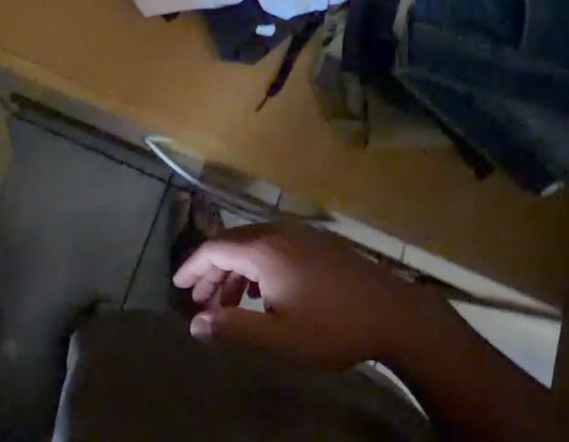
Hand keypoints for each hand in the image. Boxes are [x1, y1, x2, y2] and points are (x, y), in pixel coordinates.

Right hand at [171, 221, 453, 369]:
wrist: (391, 312)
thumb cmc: (331, 327)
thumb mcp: (278, 337)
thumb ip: (233, 327)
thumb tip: (194, 323)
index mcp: (263, 250)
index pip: (214, 248)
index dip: (192, 266)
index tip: (177, 286)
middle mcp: (278, 233)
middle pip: (232, 243)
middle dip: (211, 270)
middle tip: (198, 300)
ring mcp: (300, 234)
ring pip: (254, 245)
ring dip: (235, 271)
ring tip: (228, 304)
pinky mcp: (317, 243)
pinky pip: (273, 246)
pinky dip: (256, 266)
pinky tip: (263, 295)